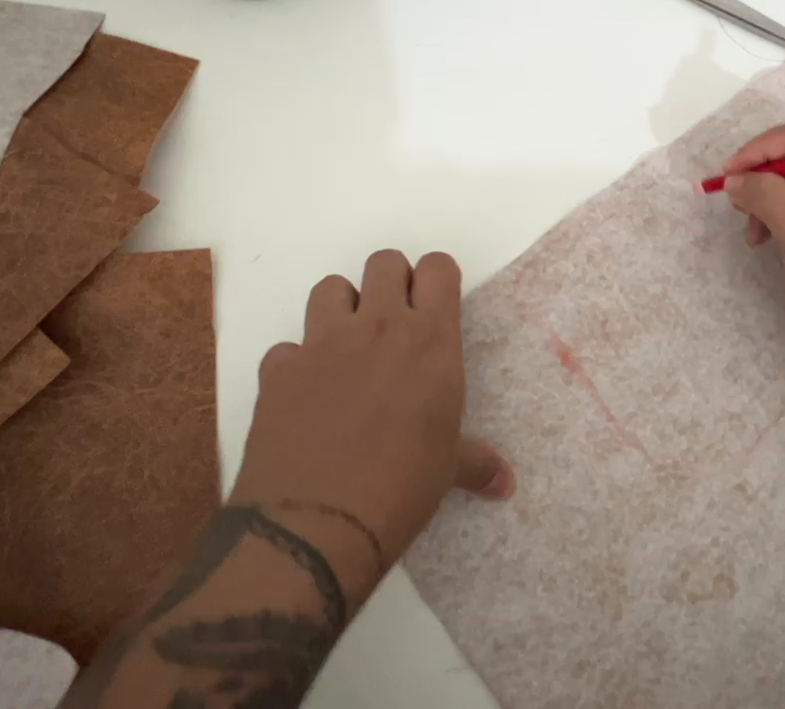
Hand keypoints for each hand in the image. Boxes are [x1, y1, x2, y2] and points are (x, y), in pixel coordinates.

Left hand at [229, 250, 511, 584]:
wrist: (314, 524)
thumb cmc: (402, 486)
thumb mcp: (448, 469)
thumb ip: (476, 463)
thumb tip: (506, 485)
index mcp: (429, 340)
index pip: (438, 268)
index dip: (438, 279)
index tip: (437, 305)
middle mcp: (377, 328)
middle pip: (384, 262)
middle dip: (392, 281)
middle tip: (396, 324)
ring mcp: (321, 344)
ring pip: (330, 287)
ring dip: (342, 308)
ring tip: (349, 347)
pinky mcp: (277, 371)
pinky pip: (286, 348)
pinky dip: (297, 363)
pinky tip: (305, 394)